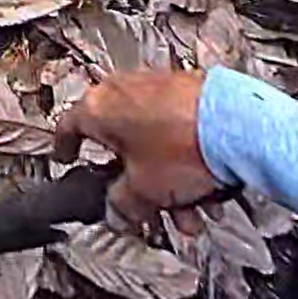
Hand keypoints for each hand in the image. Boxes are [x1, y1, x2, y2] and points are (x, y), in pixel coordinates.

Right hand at [52, 69, 223, 234]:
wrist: (233, 122)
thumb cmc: (182, 146)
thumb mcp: (144, 190)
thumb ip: (123, 205)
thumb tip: (117, 212)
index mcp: (97, 107)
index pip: (68, 126)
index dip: (65, 146)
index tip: (66, 156)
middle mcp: (117, 90)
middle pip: (116, 140)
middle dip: (136, 181)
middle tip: (150, 207)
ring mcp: (148, 85)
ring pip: (147, 137)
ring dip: (164, 176)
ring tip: (192, 208)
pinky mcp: (177, 87)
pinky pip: (169, 125)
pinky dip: (179, 154)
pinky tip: (205, 184)